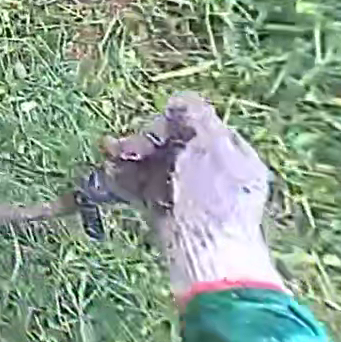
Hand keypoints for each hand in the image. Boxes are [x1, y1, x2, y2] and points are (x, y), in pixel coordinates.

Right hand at [103, 92, 283, 300]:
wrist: (201, 245)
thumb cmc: (214, 197)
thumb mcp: (214, 150)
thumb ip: (199, 119)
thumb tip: (182, 96)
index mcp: (228, 153)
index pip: (190, 122)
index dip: (169, 122)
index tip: (160, 132)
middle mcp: (204, 167)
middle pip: (161, 139)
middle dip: (139, 141)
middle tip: (127, 151)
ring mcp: (179, 185)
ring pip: (141, 157)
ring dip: (122, 157)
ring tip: (113, 164)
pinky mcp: (156, 200)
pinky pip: (131, 178)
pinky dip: (119, 177)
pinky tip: (113, 180)